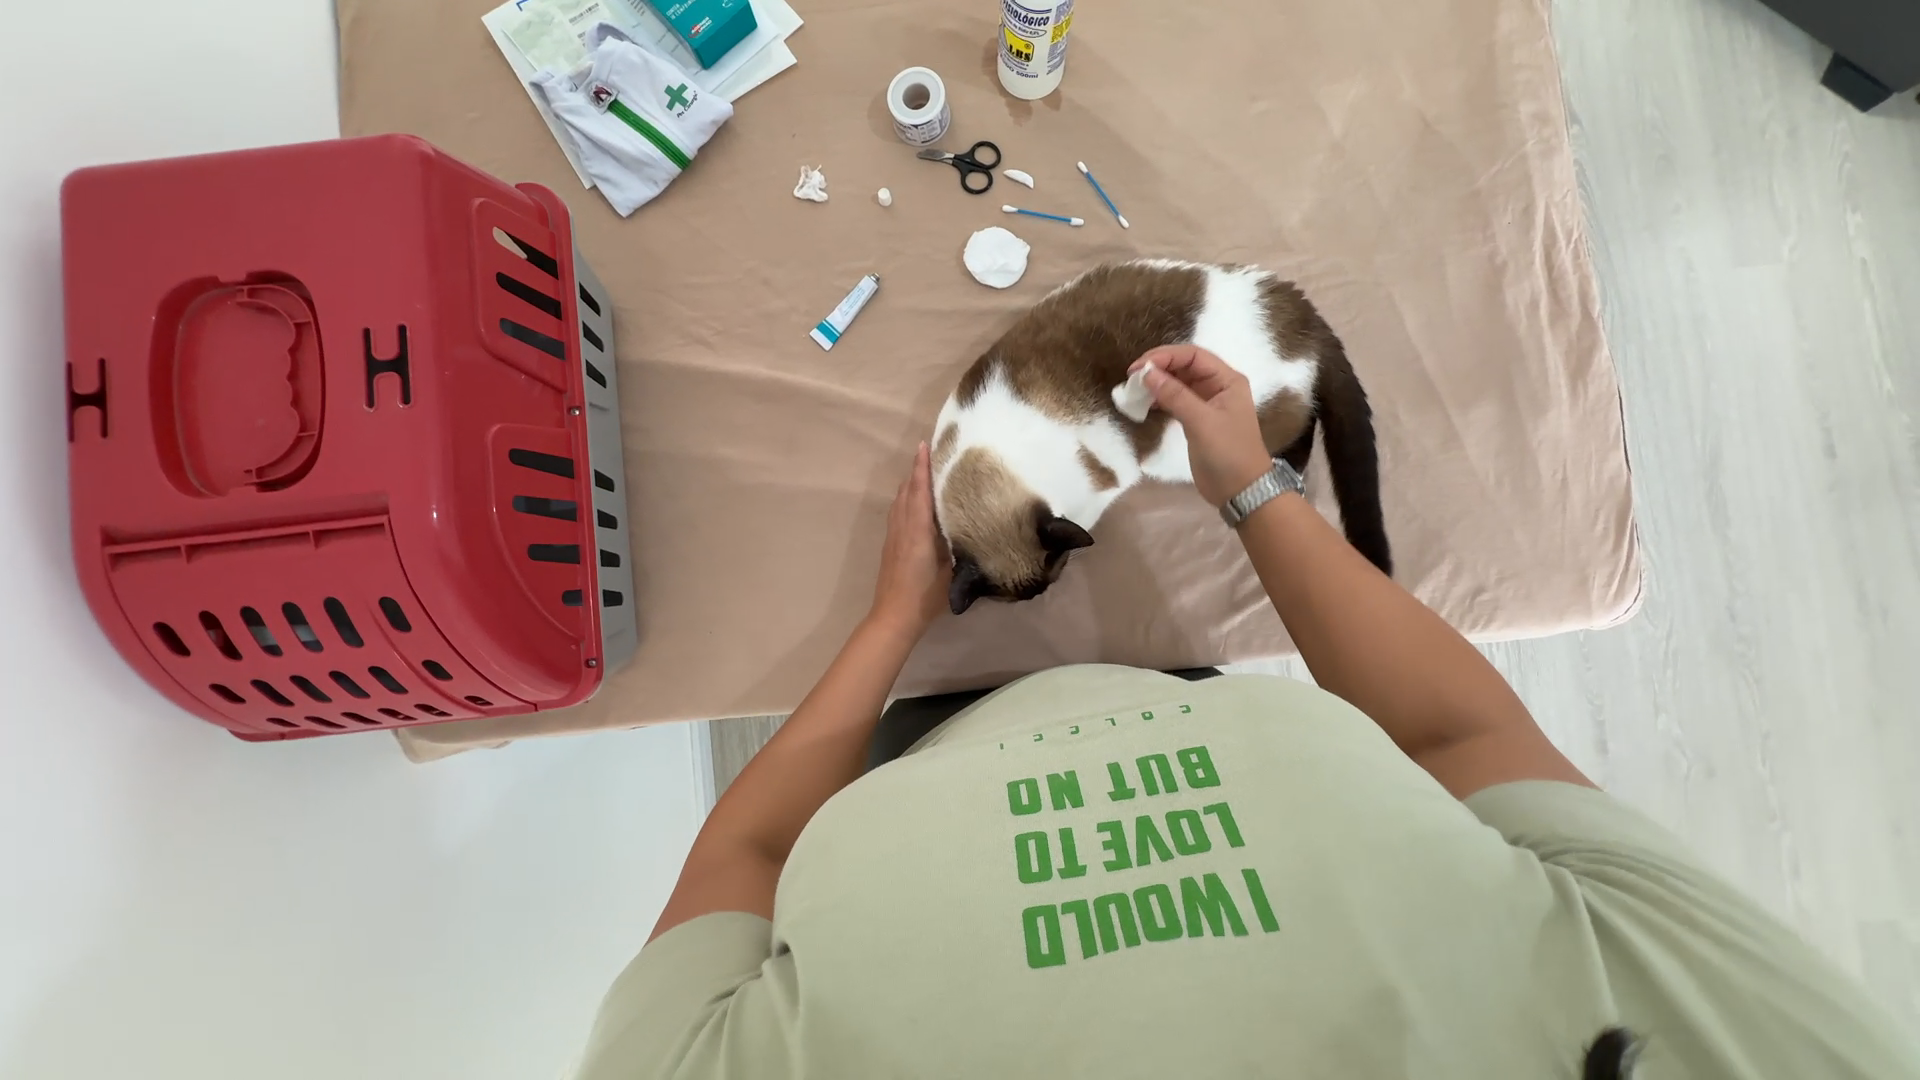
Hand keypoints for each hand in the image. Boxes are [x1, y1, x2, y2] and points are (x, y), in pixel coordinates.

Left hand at [869, 442, 951, 639]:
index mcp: (918, 531)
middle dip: (916, 470)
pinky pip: (897, 512)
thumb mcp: (951, 572)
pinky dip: (906, 498)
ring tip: (924, 471)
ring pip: (899, 501)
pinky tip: (914, 501)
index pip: (920, 491)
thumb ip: (960, 547)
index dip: (922, 468)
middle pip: (907, 491)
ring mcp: (893, 535)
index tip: (925, 445)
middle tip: (930, 452)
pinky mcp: (890, 544)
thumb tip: (976, 530)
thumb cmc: (926, 596)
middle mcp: (903, 527)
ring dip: (910, 483)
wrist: (894, 616)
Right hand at [1130, 345, 1273, 506]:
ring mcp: (1206, 404)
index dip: (1165, 356)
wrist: (1240, 490)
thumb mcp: (1201, 421)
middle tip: (1132, 378)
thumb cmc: (1228, 452)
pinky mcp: (1196, 420)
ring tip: (1134, 390)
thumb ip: (1175, 395)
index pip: (1193, 356)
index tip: (1138, 368)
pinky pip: (1175, 401)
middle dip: (1158, 368)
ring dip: (1157, 384)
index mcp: (1227, 380)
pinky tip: (1145, 404)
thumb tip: (1147, 373)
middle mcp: (1217, 387)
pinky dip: (1159, 400)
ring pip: (1178, 384)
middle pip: (1184, 366)